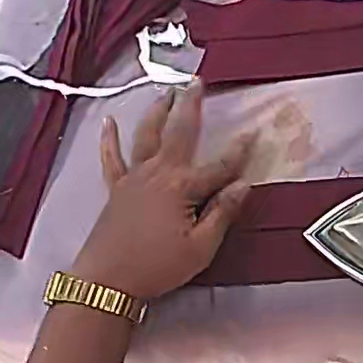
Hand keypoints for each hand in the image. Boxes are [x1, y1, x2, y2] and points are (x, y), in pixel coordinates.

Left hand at [71, 82, 251, 300]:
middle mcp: (158, 174)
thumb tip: (243, 186)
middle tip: (198, 82)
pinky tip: (108, 121)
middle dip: (191, 107)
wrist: (107, 279)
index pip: (219, 166)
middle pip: (178, 133)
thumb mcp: (201, 247)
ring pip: (146, 136)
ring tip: (166, 93)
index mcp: (182, 188)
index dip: (239, 151)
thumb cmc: (158, 266)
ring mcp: (133, 178)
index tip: (255, 133)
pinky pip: (112, 158)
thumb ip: (222, 213)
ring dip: (157, 112)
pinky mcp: (116, 189)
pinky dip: (109, 138)